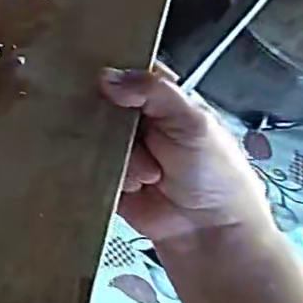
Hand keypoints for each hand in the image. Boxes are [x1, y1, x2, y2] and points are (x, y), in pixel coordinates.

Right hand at [99, 65, 270, 246]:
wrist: (208, 234)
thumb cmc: (214, 174)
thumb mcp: (193, 123)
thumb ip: (155, 92)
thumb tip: (106, 76)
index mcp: (163, 99)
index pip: (131, 72)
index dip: (113, 68)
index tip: (92, 69)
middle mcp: (139, 120)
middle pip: (103, 101)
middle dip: (105, 114)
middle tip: (121, 129)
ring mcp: (122, 147)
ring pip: (94, 132)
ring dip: (119, 154)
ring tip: (148, 175)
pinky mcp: (107, 173)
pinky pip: (88, 161)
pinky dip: (104, 171)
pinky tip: (129, 185)